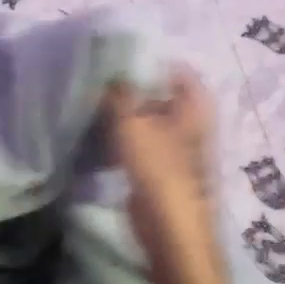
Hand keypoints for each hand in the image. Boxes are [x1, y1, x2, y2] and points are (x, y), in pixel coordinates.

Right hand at [104, 67, 217, 267]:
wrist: (170, 228)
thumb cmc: (158, 169)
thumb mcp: (131, 123)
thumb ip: (118, 94)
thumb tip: (110, 71)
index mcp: (193, 105)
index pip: (174, 68)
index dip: (147, 59)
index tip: (114, 54)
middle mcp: (189, 121)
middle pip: (158, 92)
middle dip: (130, 85)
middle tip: (96, 76)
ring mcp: (176, 145)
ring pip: (146, 117)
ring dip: (122, 111)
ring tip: (90, 100)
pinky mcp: (160, 166)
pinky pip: (139, 140)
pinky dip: (121, 135)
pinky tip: (96, 132)